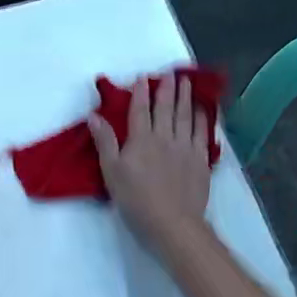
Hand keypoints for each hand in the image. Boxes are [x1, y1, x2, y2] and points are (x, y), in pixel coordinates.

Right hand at [87, 76, 214, 258]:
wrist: (173, 223)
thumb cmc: (136, 200)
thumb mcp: (112, 173)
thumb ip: (105, 142)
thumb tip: (94, 116)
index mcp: (141, 140)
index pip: (140, 110)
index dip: (141, 93)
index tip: (143, 78)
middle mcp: (165, 137)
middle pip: (166, 108)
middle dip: (167, 89)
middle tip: (171, 74)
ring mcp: (185, 148)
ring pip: (185, 116)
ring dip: (185, 98)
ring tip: (186, 82)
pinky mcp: (200, 160)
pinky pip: (202, 133)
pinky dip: (201, 119)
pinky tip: (201, 110)